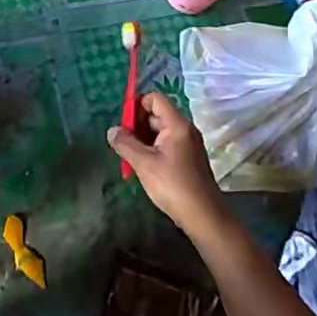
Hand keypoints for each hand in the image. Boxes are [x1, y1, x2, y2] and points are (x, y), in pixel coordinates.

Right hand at [108, 92, 230, 237]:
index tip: (123, 122)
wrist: (204, 216)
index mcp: (177, 124)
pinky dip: (152, 148)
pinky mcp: (188, 158)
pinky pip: (166, 144)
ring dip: (143, 138)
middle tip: (122, 141)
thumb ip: (125, 143)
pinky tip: (142, 164)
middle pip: (157, 114)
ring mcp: (188, 144)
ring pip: (160, 131)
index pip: (155, 99)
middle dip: (137, 124)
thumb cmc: (173, 185)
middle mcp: (185, 129)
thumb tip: (112, 130)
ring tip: (129, 154)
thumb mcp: (144, 163)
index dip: (137, 104)